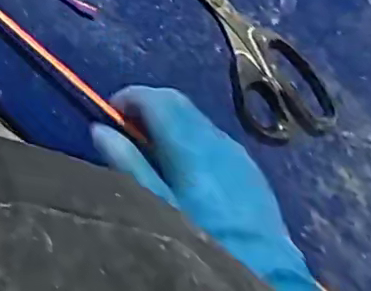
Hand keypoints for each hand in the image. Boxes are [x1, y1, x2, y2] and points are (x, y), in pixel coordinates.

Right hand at [92, 87, 318, 290]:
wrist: (269, 280)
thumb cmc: (206, 243)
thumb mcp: (160, 210)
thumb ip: (129, 166)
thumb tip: (101, 130)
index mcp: (192, 145)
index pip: (156, 98)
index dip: (129, 98)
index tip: (109, 115)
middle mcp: (216, 137)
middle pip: (176, 102)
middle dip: (147, 107)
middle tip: (125, 132)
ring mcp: (236, 152)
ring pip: (195, 119)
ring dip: (169, 124)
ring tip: (151, 155)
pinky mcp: (249, 169)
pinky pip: (213, 139)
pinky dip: (191, 141)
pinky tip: (185, 171)